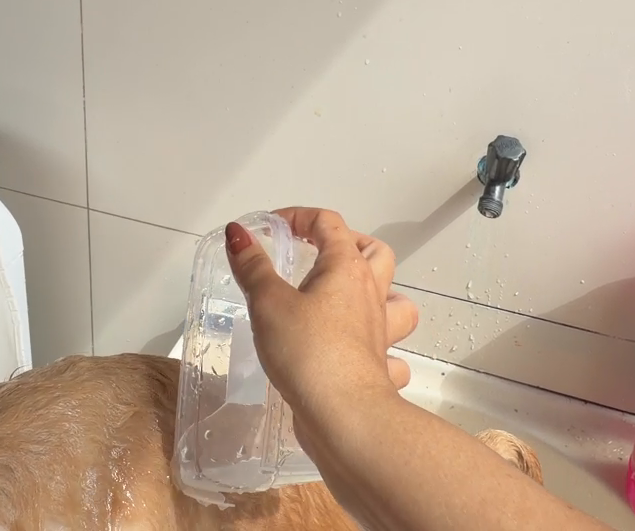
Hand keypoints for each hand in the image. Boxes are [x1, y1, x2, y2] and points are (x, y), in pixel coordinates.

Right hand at [224, 208, 420, 416]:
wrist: (345, 418)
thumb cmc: (307, 350)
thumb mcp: (268, 303)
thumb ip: (253, 266)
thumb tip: (238, 232)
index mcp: (346, 267)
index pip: (328, 222)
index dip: (299, 216)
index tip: (273, 228)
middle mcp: (371, 294)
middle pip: (375, 252)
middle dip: (350, 244)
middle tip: (319, 255)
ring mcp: (381, 333)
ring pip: (397, 302)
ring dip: (378, 295)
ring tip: (346, 301)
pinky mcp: (380, 370)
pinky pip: (392, 355)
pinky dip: (380, 351)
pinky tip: (357, 355)